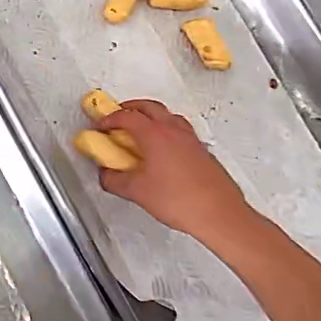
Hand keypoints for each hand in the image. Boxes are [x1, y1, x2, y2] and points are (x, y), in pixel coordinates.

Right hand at [96, 100, 259, 240]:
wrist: (219, 214)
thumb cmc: (183, 200)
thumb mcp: (136, 191)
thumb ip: (114, 180)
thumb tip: (107, 175)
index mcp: (155, 135)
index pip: (126, 116)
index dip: (109, 119)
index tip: (101, 126)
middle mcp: (174, 131)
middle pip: (148, 107)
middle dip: (129, 108)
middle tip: (118, 118)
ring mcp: (191, 139)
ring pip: (167, 115)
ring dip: (151, 116)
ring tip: (140, 130)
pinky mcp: (202, 151)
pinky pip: (180, 130)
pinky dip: (167, 130)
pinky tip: (163, 149)